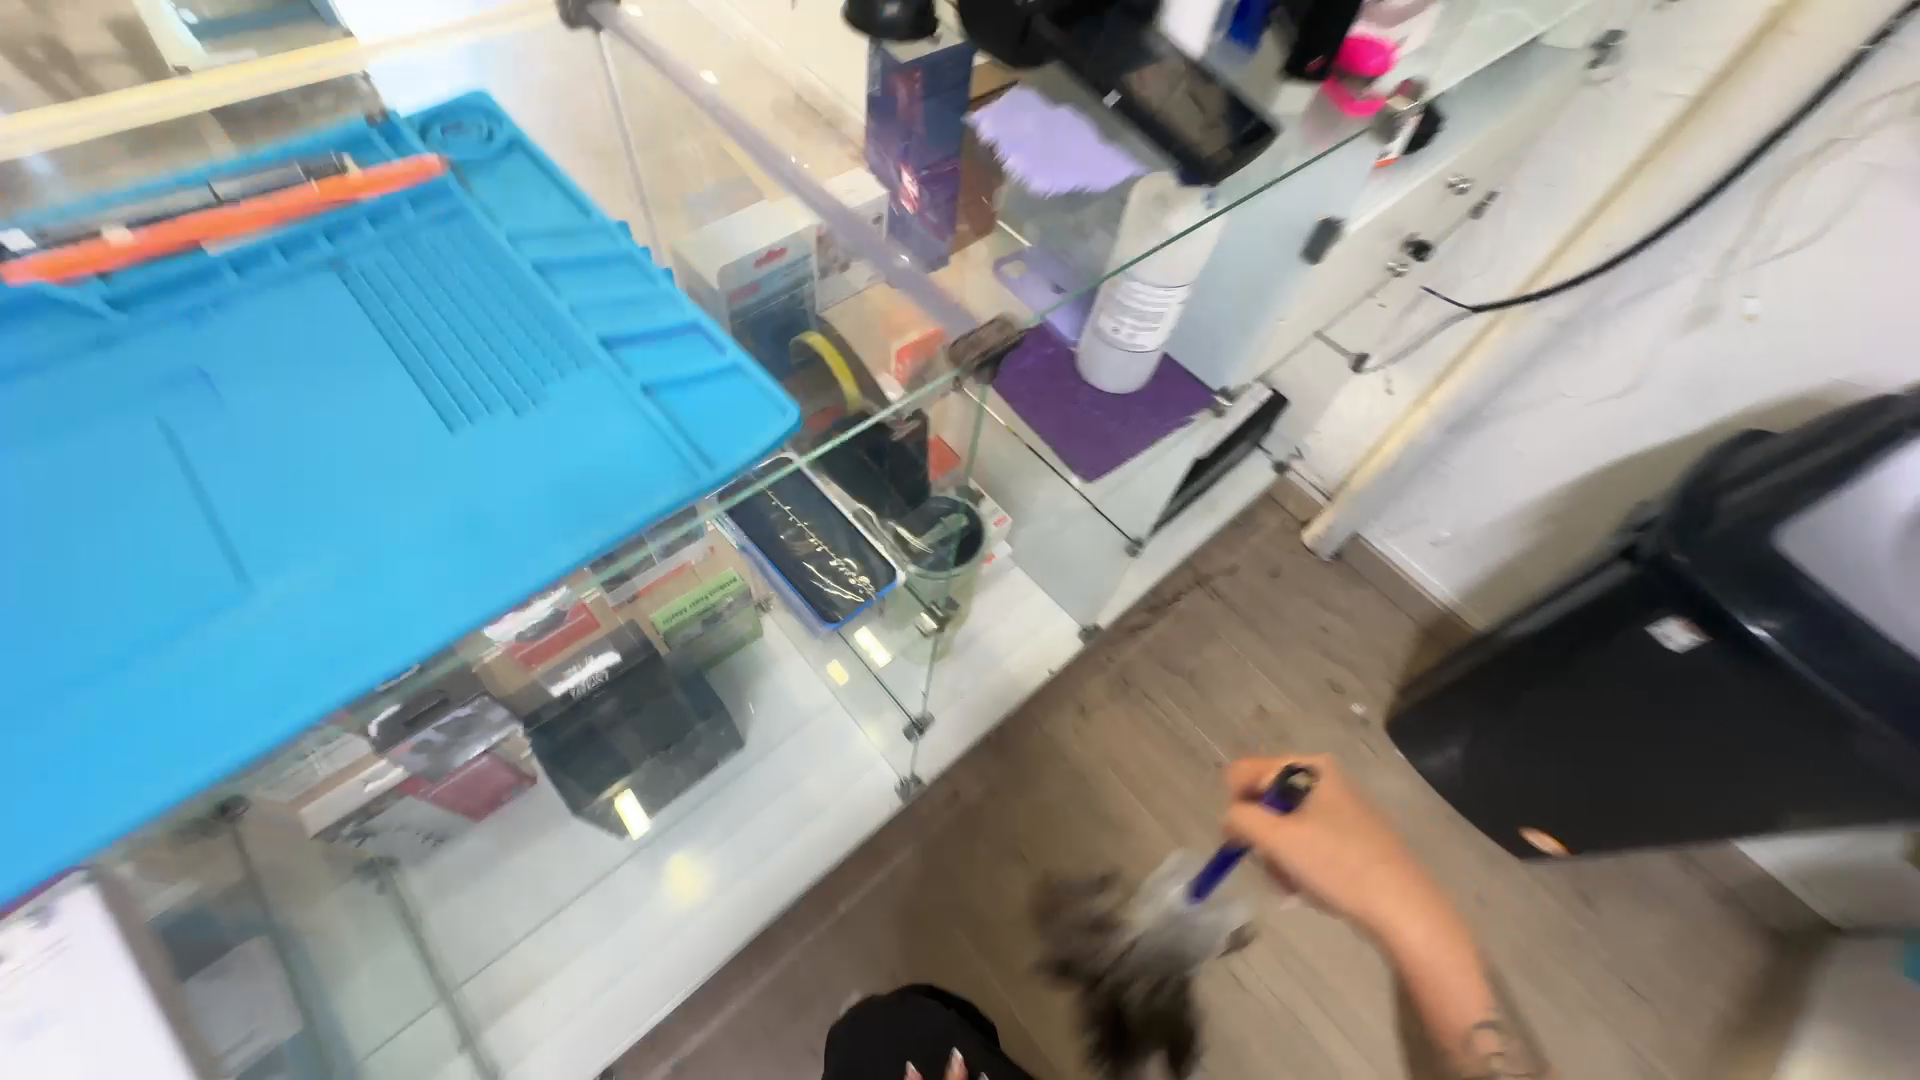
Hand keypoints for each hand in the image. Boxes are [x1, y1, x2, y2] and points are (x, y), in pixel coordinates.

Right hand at [1221, 755, 1457, 948]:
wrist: (1405, 909)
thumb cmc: (1336, 864)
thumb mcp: (1276, 839)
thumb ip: (1240, 819)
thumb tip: (1230, 819)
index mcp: (1307, 768)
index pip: (1244, 772)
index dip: (1236, 805)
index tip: (1242, 839)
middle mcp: (1324, 778)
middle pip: (1265, 800)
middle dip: (1261, 835)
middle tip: (1271, 864)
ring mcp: (1341, 807)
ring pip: (1284, 824)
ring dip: (1278, 855)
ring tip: (1292, 884)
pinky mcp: (1352, 835)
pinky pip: (1308, 840)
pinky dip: (1300, 862)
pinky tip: (1311, 888)